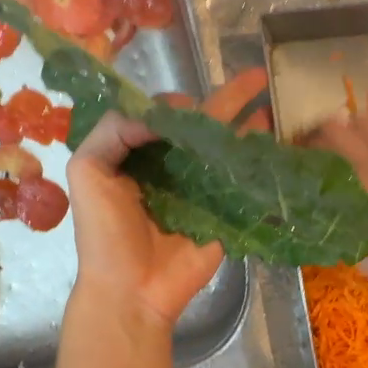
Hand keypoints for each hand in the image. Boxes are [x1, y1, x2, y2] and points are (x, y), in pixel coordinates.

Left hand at [65, 68, 271, 329]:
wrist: (132, 289)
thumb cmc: (104, 235)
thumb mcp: (89, 171)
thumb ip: (114, 131)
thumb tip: (163, 114)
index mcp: (141, 155)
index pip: (165, 116)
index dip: (180, 102)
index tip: (188, 105)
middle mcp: (175, 170)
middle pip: (206, 128)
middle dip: (231, 101)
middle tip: (258, 77)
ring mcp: (203, 194)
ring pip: (229, 153)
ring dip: (252, 128)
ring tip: (275, 104)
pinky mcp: (224, 219)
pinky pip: (244, 189)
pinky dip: (262, 169)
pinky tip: (278, 149)